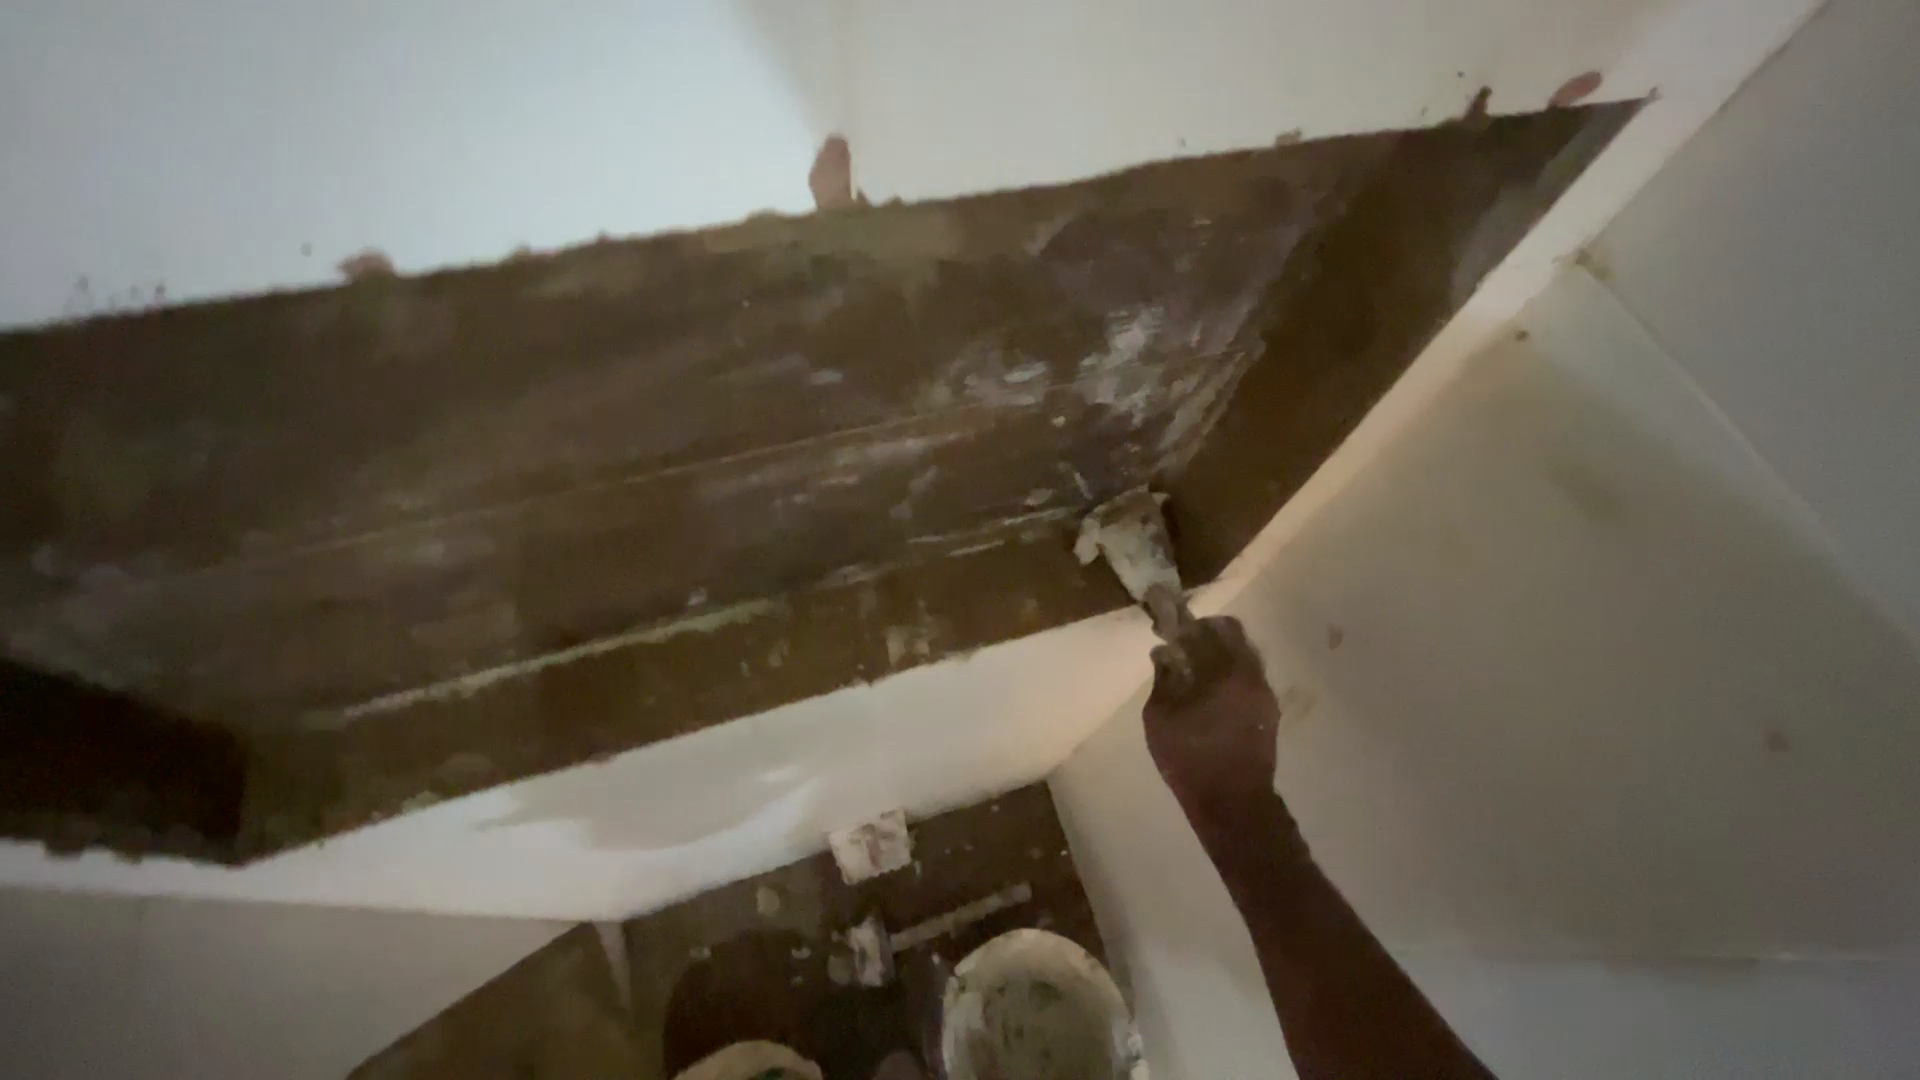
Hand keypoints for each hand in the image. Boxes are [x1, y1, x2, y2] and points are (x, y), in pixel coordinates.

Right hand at [1142, 616, 1283, 813]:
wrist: (1233, 803)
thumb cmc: (1190, 758)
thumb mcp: (1160, 716)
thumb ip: (1163, 678)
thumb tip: (1164, 653)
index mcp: (1224, 669)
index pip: (1205, 626)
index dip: (1182, 620)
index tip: (1166, 620)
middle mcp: (1251, 673)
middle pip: (1231, 633)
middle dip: (1204, 631)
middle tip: (1180, 643)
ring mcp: (1264, 692)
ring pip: (1243, 653)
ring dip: (1219, 652)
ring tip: (1193, 668)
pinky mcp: (1268, 710)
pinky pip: (1248, 675)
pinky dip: (1229, 671)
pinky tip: (1209, 690)